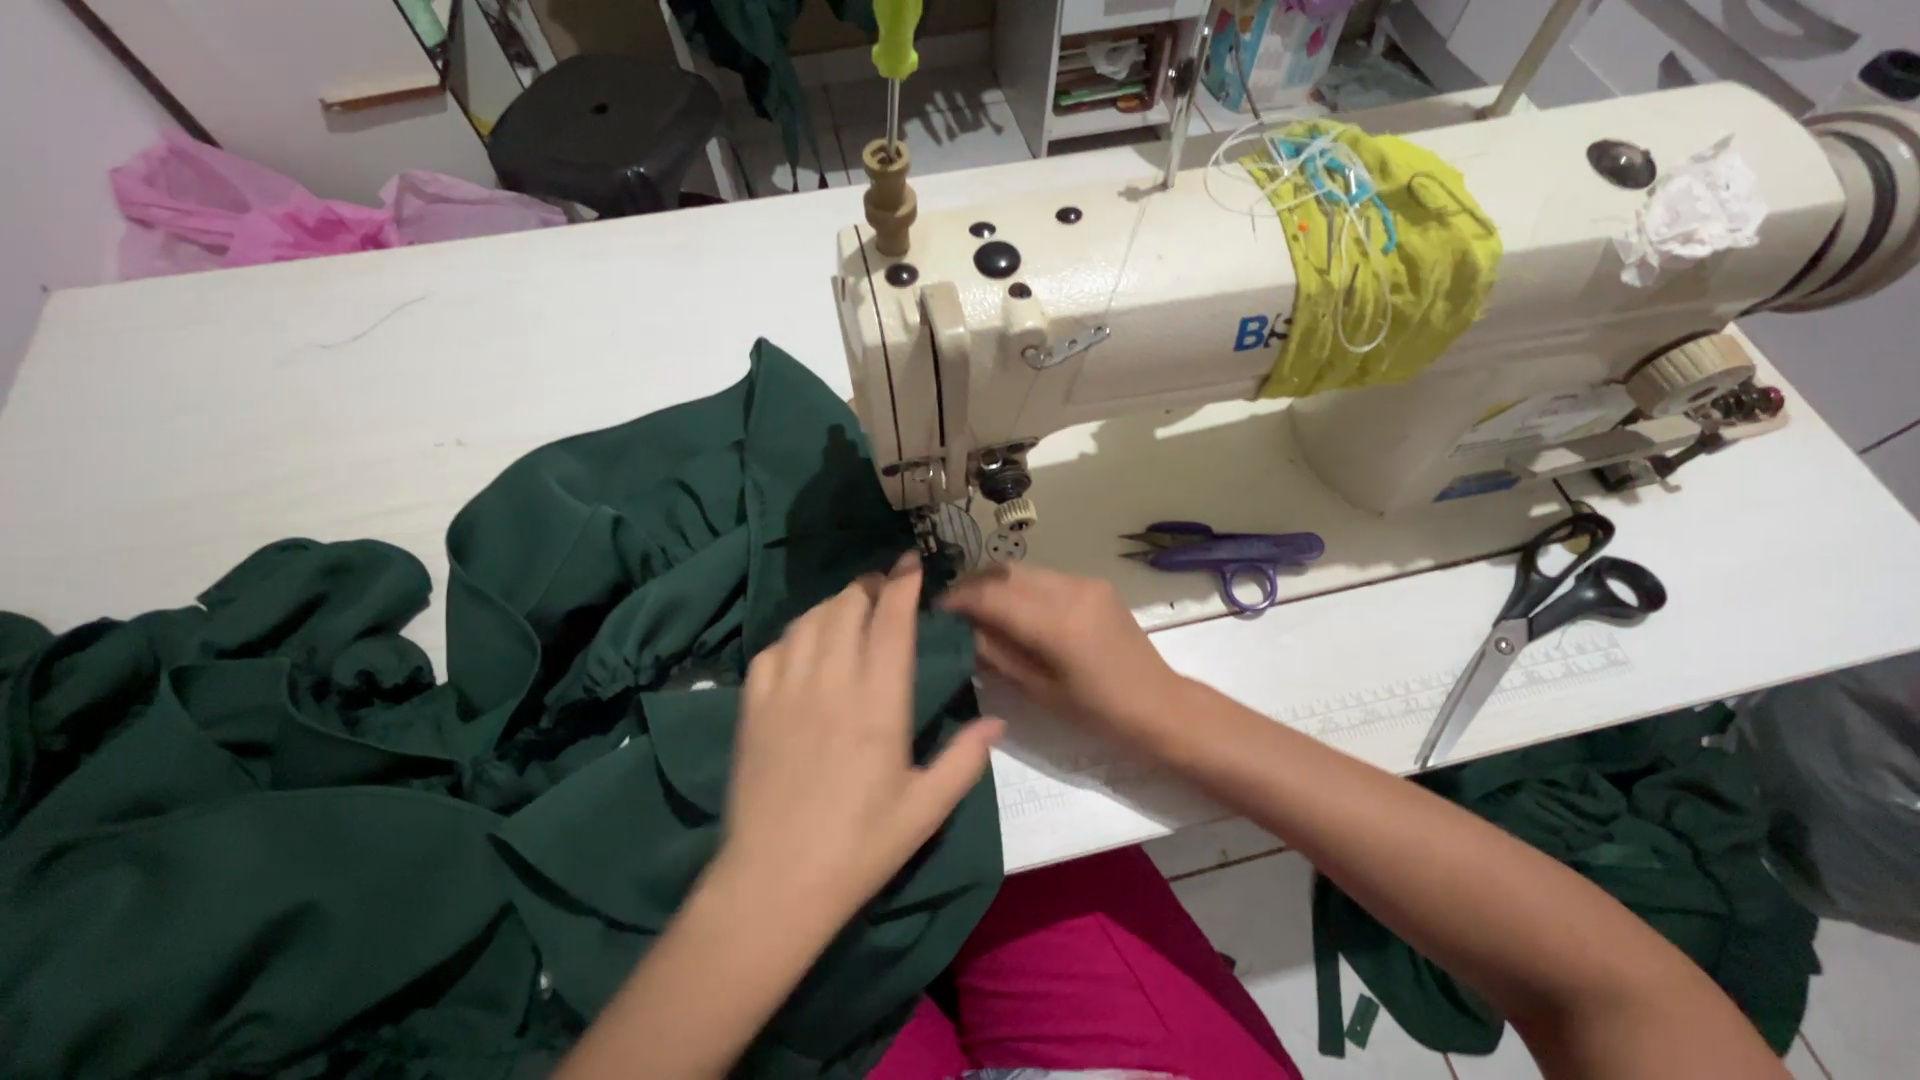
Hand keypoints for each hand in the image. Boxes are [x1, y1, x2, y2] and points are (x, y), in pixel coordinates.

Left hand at [722, 552, 1002, 929]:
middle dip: (867, 586)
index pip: (891, 621)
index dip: (902, 584)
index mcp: (878, 703)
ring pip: (808, 621)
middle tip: (883, 588)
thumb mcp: (925, 810)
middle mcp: (831, 683)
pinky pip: (771, 650)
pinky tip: (804, 645)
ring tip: (848, 608)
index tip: (911, 563)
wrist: (776, 882)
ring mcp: (785, 692)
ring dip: (832, 604)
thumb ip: (964, 760)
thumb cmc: (860, 848)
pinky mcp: (752, 709)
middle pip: (846, 608)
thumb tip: (997, 721)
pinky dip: (793, 634)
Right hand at [939, 562, 1185, 746]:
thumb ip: (995, 653)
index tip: (933, 611)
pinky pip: (1045, 577)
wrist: (1157, 704)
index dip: (956, 600)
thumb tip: (960, 630)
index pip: (990, 596)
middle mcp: (1069, 590)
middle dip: (972, 586)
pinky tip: (1012, 610)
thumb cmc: (1095, 711)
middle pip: (1004, 572)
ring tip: (976, 609)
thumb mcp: (1036, 689)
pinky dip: (1020, 587)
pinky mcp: (1095, 584)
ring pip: (1024, 570)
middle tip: (950, 609)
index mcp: (1055, 623)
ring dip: (995, 584)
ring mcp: (1085, 583)